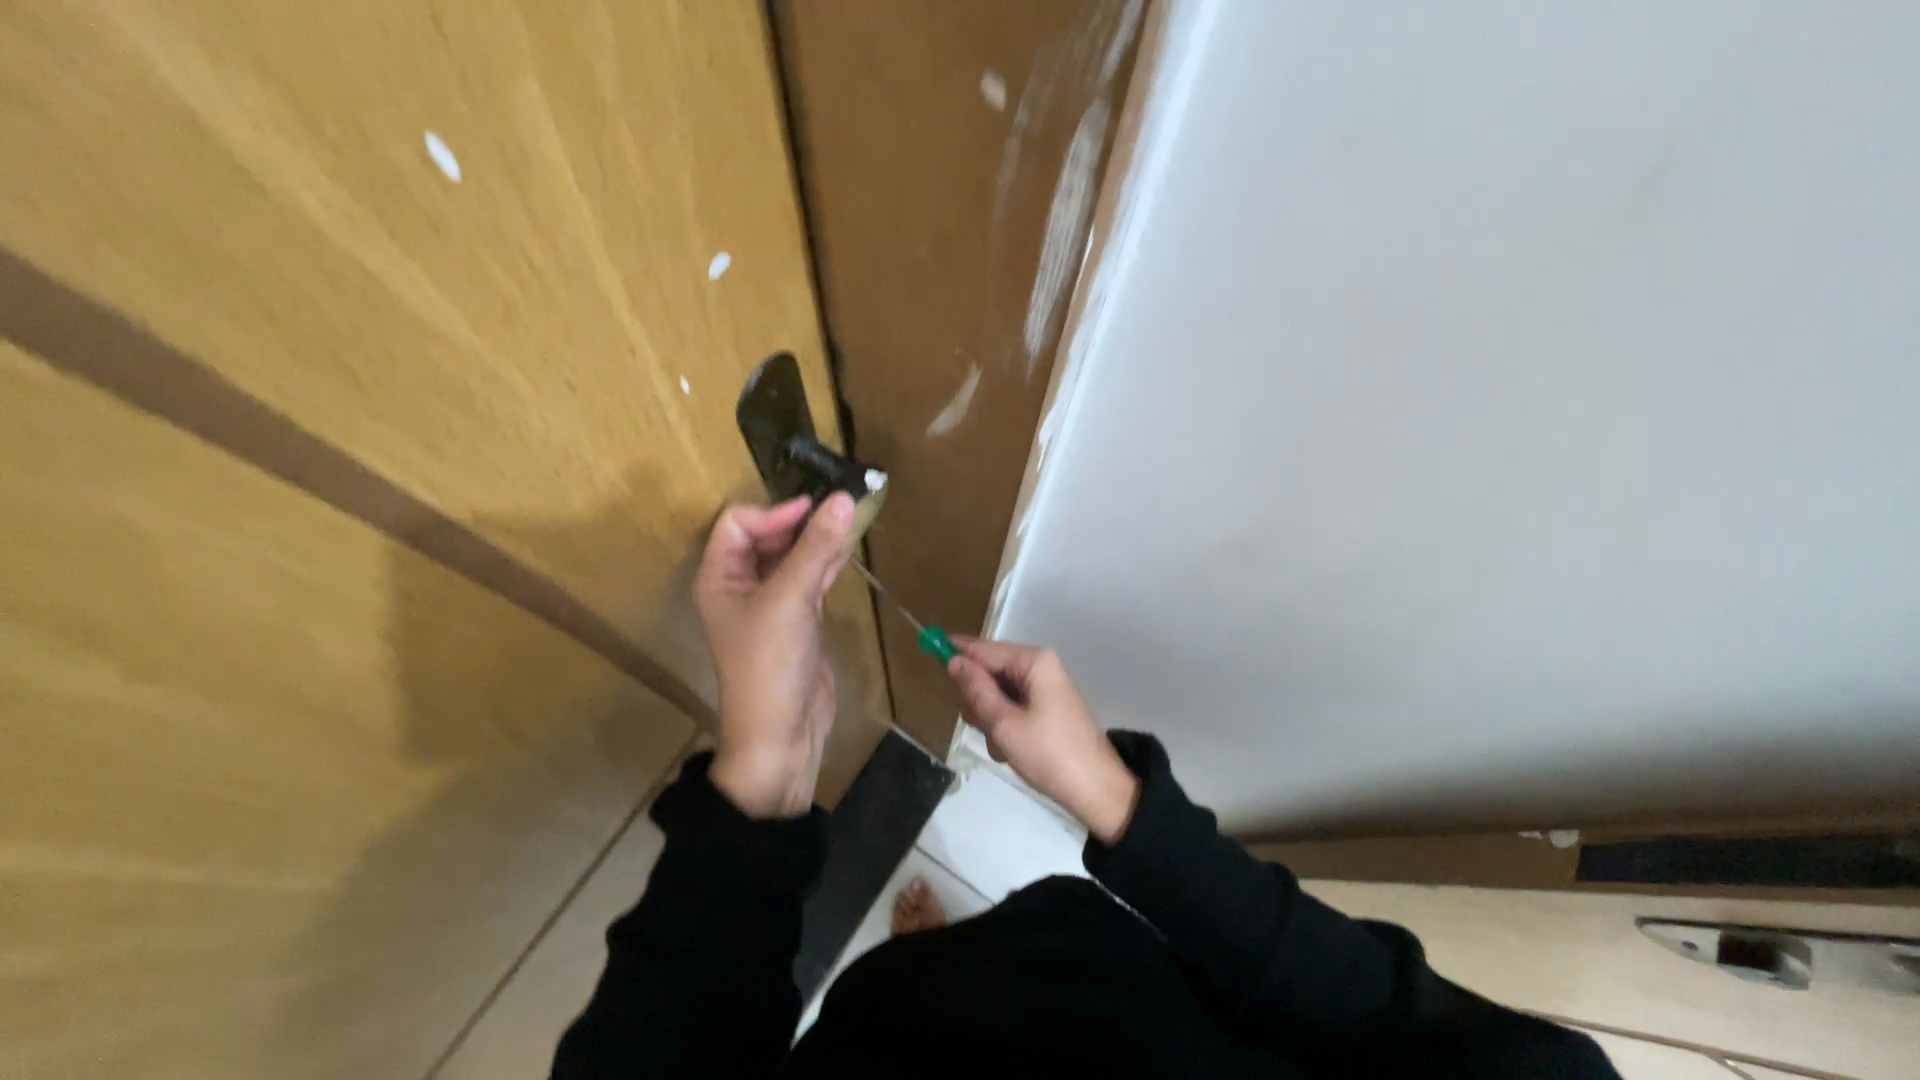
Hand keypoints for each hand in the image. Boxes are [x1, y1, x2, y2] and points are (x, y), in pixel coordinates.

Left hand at [694, 493, 853, 817]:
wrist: (782, 735)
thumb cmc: (770, 664)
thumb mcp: (791, 599)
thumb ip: (816, 547)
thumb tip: (844, 498)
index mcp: (719, 578)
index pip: (739, 523)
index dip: (774, 513)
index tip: (814, 512)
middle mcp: (741, 587)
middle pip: (768, 537)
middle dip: (800, 522)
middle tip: (841, 508)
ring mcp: (770, 605)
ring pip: (793, 558)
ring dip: (818, 541)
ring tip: (852, 521)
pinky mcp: (797, 622)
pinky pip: (810, 580)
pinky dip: (827, 564)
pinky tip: (848, 551)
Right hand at [946, 638, 1138, 844]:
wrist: (1095, 790)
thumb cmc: (1048, 754)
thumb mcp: (1004, 723)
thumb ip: (976, 690)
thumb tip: (954, 661)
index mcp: (1033, 661)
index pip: (984, 648)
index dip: (956, 651)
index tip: (928, 651)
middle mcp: (1039, 667)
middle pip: (989, 671)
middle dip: (978, 700)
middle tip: (984, 726)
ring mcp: (1043, 689)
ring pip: (996, 694)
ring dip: (990, 720)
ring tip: (1004, 746)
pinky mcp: (1045, 709)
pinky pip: (1011, 709)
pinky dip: (1004, 728)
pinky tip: (1012, 752)